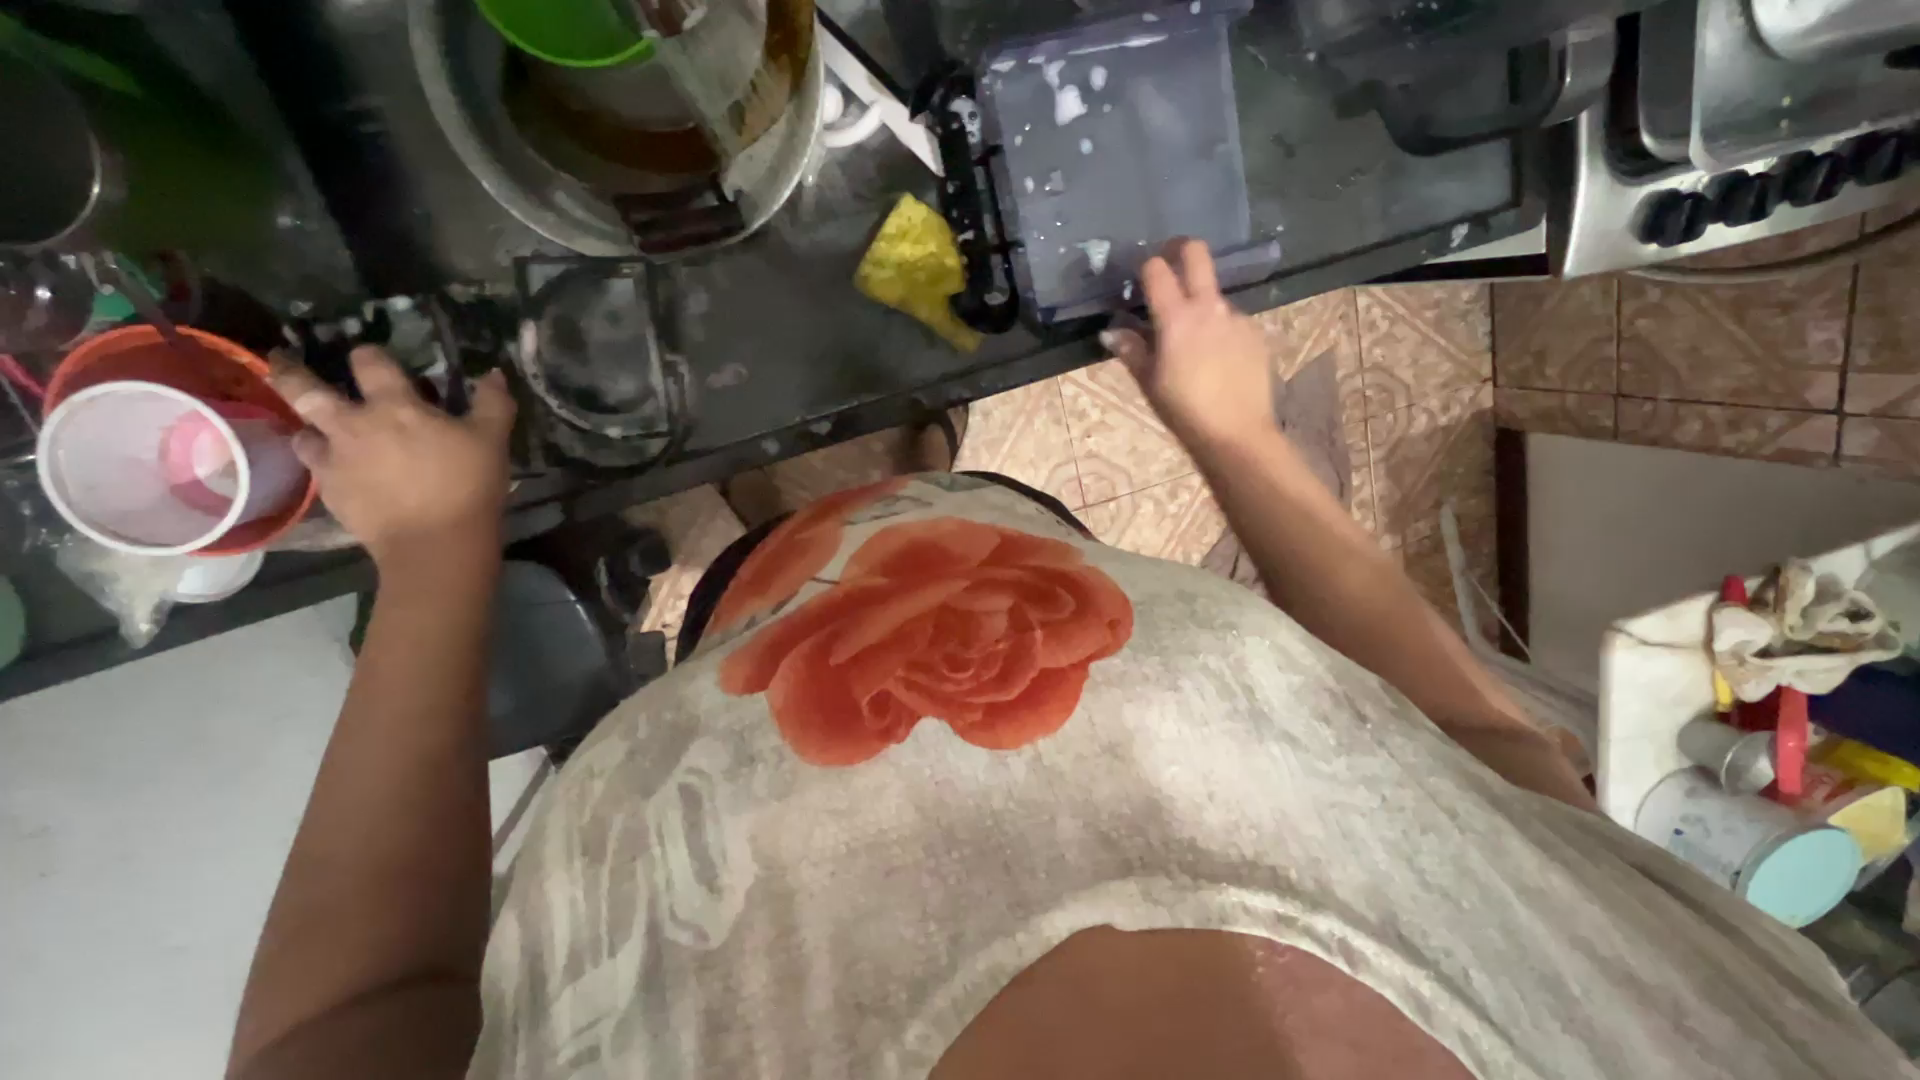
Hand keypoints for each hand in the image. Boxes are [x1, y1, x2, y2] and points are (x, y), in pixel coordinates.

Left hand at [268, 346, 515, 570]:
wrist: (436, 543)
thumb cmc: (468, 484)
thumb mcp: (493, 439)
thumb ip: (492, 402)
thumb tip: (493, 372)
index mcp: (394, 405)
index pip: (369, 361)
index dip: (369, 353)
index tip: (370, 355)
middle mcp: (353, 425)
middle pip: (303, 388)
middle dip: (288, 370)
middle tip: (282, 360)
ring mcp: (335, 460)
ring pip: (302, 432)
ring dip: (309, 427)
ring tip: (318, 430)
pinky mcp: (330, 492)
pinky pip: (318, 470)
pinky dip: (326, 465)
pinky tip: (342, 472)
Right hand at [1102, 238, 1275, 446]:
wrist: (1237, 434)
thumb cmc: (1184, 410)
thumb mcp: (1149, 382)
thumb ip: (1131, 350)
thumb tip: (1111, 331)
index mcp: (1177, 318)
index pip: (1158, 270)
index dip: (1147, 268)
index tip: (1141, 278)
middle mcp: (1209, 308)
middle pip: (1198, 254)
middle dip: (1181, 249)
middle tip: (1170, 263)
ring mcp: (1237, 318)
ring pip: (1214, 294)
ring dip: (1200, 304)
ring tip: (1193, 342)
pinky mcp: (1256, 334)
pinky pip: (1232, 321)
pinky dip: (1220, 330)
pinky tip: (1217, 361)